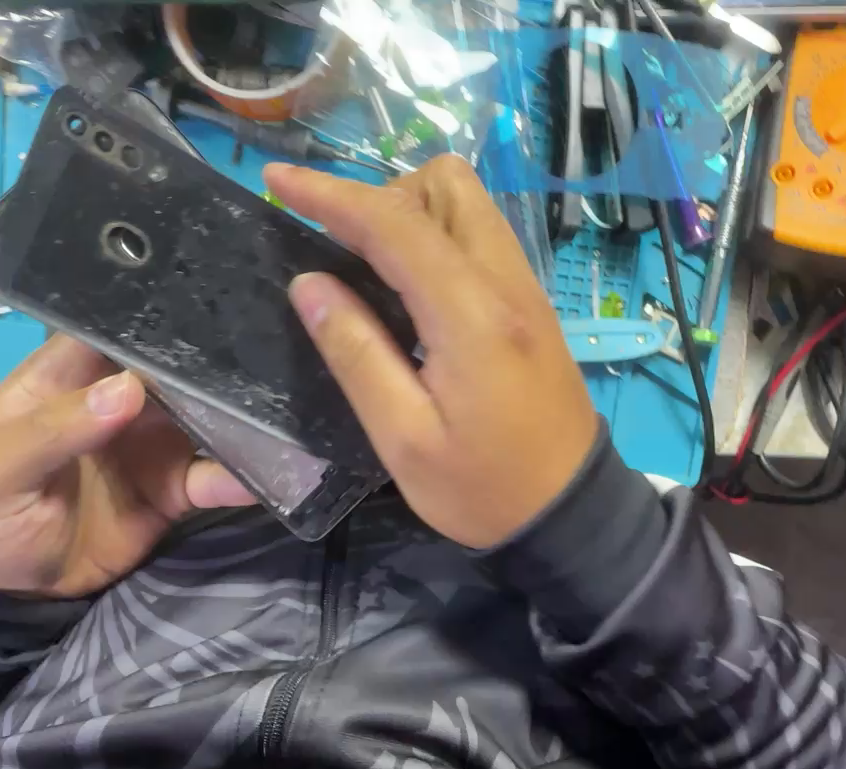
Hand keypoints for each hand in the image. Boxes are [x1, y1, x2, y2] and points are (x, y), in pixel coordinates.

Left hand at [0, 335, 255, 596]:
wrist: (7, 596)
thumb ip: (53, 430)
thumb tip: (128, 388)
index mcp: (58, 383)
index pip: (102, 335)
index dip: (142, 318)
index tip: (195, 304)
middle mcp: (112, 406)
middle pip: (165, 372)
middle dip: (204, 364)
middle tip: (258, 351)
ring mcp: (147, 447)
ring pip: (199, 420)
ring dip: (232, 416)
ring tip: (275, 409)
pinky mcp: (172, 489)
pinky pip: (211, 479)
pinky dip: (238, 477)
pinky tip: (267, 472)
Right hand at [266, 157, 598, 548]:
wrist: (568, 512)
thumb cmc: (482, 490)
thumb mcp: (404, 439)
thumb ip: (357, 355)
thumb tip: (310, 284)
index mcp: (470, 315)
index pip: (394, 224)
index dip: (330, 194)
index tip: (277, 179)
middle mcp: (506, 284)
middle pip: (448, 187)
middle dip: (383, 195)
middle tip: (342, 245)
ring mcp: (527, 293)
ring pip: (470, 208)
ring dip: (415, 214)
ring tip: (371, 266)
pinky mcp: (533, 310)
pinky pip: (483, 242)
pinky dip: (441, 240)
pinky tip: (413, 290)